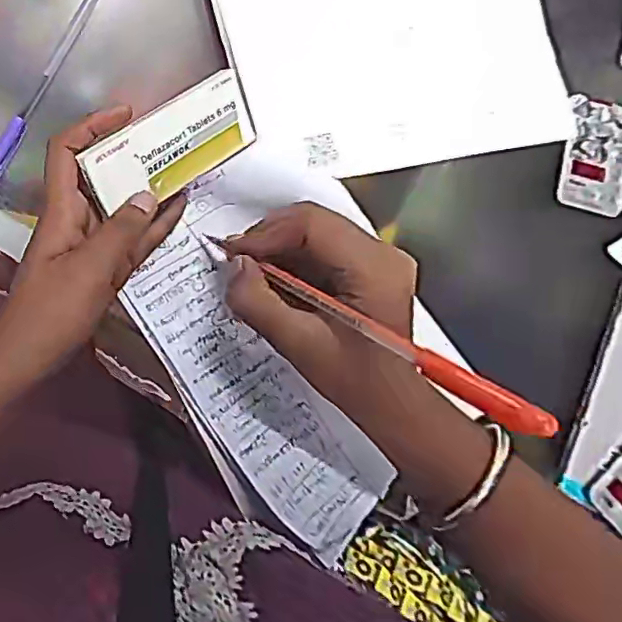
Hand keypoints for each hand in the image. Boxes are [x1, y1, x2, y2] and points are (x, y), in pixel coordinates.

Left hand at [0, 106, 185, 388]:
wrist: (25, 360)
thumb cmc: (48, 315)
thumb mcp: (88, 271)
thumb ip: (120, 232)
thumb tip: (148, 194)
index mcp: (60, 213)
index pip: (66, 153)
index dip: (92, 126)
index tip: (127, 115)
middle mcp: (73, 222)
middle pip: (98, 176)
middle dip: (131, 155)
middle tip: (171, 142)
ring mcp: (87, 247)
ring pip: (118, 208)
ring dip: (147, 189)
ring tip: (184, 168)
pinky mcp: (100, 271)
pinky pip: (128, 241)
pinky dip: (150, 226)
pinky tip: (176, 211)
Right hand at [223, 203, 418, 410]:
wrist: (386, 398)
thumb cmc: (356, 378)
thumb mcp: (297, 343)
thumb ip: (258, 303)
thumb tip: (236, 267)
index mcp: (373, 268)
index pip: (309, 223)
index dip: (264, 234)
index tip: (235, 254)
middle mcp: (381, 254)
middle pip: (309, 222)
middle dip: (267, 241)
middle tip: (238, 264)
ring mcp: (375, 259)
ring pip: (310, 233)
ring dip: (275, 252)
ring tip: (254, 280)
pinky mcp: (363, 266)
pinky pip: (316, 248)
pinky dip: (288, 261)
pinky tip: (274, 286)